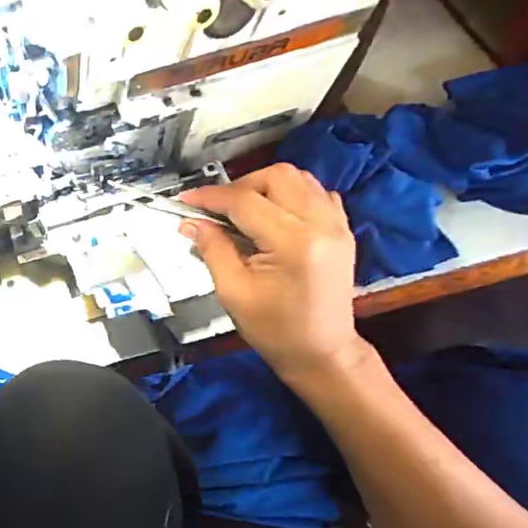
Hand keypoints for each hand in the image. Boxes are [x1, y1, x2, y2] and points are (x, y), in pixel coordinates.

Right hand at [178, 164, 373, 380]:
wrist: (321, 352)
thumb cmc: (274, 329)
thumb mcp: (233, 292)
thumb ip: (213, 250)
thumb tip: (191, 223)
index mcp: (293, 243)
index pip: (245, 202)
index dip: (210, 197)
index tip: (186, 201)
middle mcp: (321, 225)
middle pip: (277, 176)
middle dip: (240, 186)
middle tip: (217, 208)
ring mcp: (337, 225)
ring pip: (299, 178)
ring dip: (265, 186)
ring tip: (241, 210)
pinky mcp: (342, 230)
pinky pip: (317, 193)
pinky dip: (290, 195)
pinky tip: (272, 215)